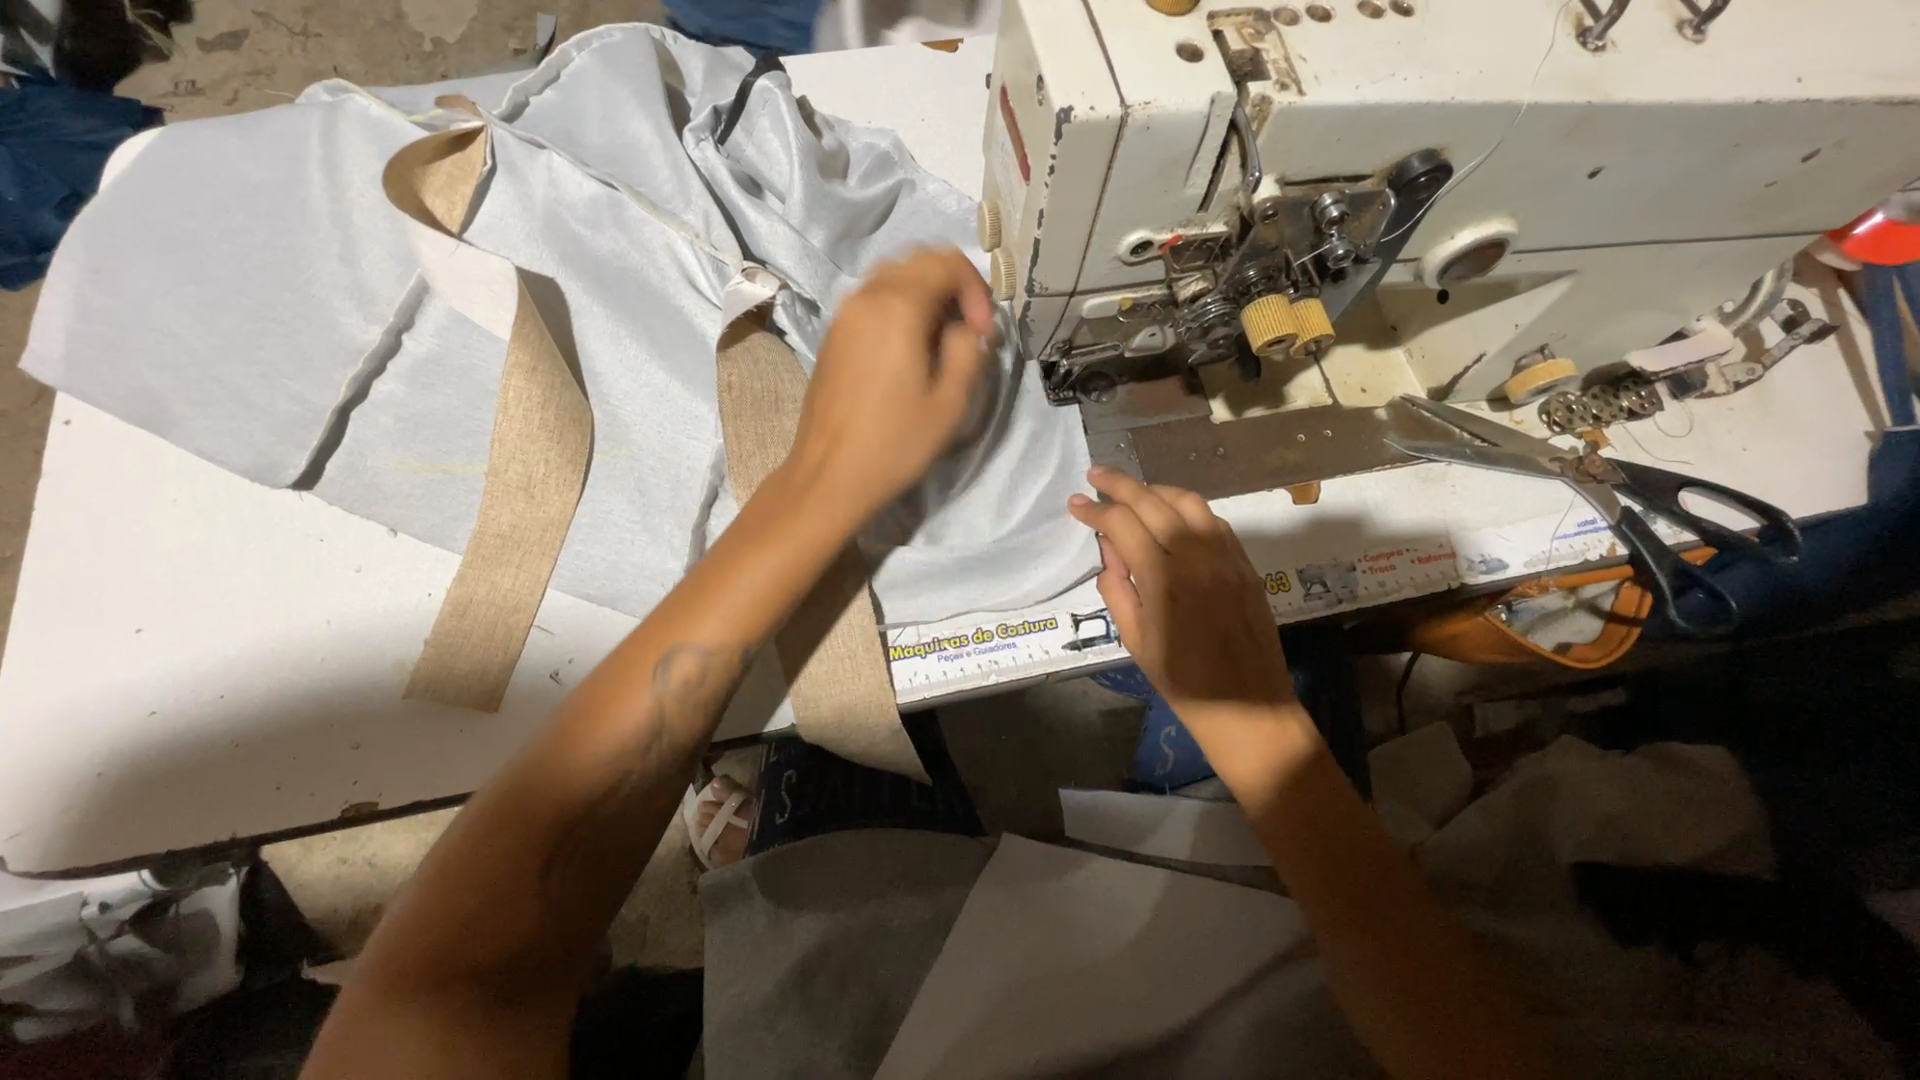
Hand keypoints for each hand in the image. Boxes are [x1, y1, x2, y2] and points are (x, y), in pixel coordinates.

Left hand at [786, 247, 996, 516]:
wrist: (828, 475)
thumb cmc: (894, 443)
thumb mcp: (951, 402)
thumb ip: (969, 350)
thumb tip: (967, 330)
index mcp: (897, 307)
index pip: (948, 263)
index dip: (977, 291)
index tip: (985, 334)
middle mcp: (866, 297)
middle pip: (918, 261)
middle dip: (953, 286)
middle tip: (970, 330)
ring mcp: (843, 315)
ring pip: (893, 277)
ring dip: (926, 295)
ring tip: (942, 340)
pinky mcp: (833, 336)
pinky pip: (873, 300)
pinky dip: (900, 308)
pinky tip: (911, 351)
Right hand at [1067, 468, 1292, 717]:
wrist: (1247, 707)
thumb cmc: (1182, 683)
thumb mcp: (1134, 642)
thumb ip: (1118, 590)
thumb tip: (1109, 551)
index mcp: (1164, 580)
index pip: (1123, 526)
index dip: (1096, 511)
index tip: (1075, 503)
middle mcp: (1197, 558)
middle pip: (1154, 503)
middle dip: (1120, 485)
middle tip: (1095, 476)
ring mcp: (1226, 557)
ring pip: (1188, 502)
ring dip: (1155, 490)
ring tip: (1131, 492)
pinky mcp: (1244, 564)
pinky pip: (1213, 521)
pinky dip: (1186, 508)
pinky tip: (1171, 515)